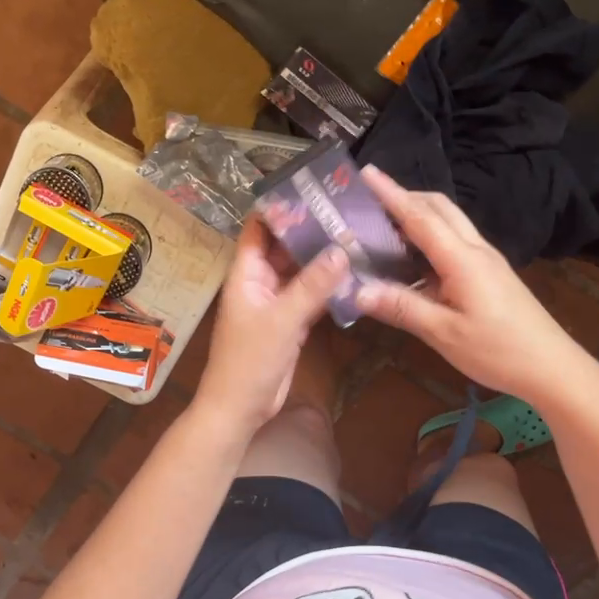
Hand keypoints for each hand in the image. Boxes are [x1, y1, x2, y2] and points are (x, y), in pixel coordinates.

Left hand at [193, 224, 348, 435]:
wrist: (240, 408)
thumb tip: (342, 249)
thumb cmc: (250, 361)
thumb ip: (312, 285)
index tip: (314, 190)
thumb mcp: (282, 320)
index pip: (260, 230)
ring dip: (322, 259)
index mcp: (245, 274)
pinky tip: (354, 273)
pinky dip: (327, 286)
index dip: (281, 209)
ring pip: (300, 272)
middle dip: (311, 231)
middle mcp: (259, 283)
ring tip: (358, 235)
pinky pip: (309, 296)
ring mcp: (275, 303)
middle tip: (348, 211)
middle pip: (284, 248)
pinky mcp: (290, 323)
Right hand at [354, 165, 598, 407]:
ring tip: (383, 220)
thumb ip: (401, 308)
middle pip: (439, 207)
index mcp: (462, 260)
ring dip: (417, 212)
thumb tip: (357, 290)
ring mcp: (485, 260)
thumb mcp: (443, 333)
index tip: (366, 172)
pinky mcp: (489, 273)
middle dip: (405, 195)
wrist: (552, 367)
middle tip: (369, 196)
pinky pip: (454, 240)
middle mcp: (475, 250)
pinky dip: (428, 234)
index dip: (391, 194)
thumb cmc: (498, 350)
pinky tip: (410, 254)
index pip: (420, 217)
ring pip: (449, 221)